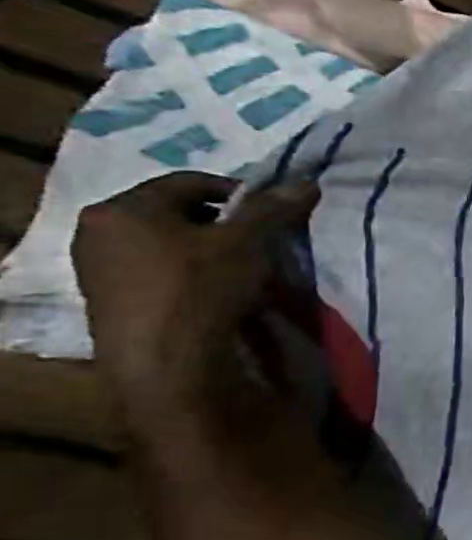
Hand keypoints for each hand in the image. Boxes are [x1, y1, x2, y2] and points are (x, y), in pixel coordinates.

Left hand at [73, 173, 317, 416]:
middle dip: (222, 221)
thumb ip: (273, 209)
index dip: (238, 191)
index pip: (189, 181)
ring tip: (245, 265)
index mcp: (122, 208)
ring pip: (168, 241)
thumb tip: (306, 183)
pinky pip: (158, 267)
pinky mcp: (110, 295)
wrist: (167, 357)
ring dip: (209, 247)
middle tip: (260, 238)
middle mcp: (98, 230)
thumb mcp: (248, 242)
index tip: (272, 212)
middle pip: (175, 211)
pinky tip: (219, 288)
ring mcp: (98, 266)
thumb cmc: (202, 286)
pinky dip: (192, 270)